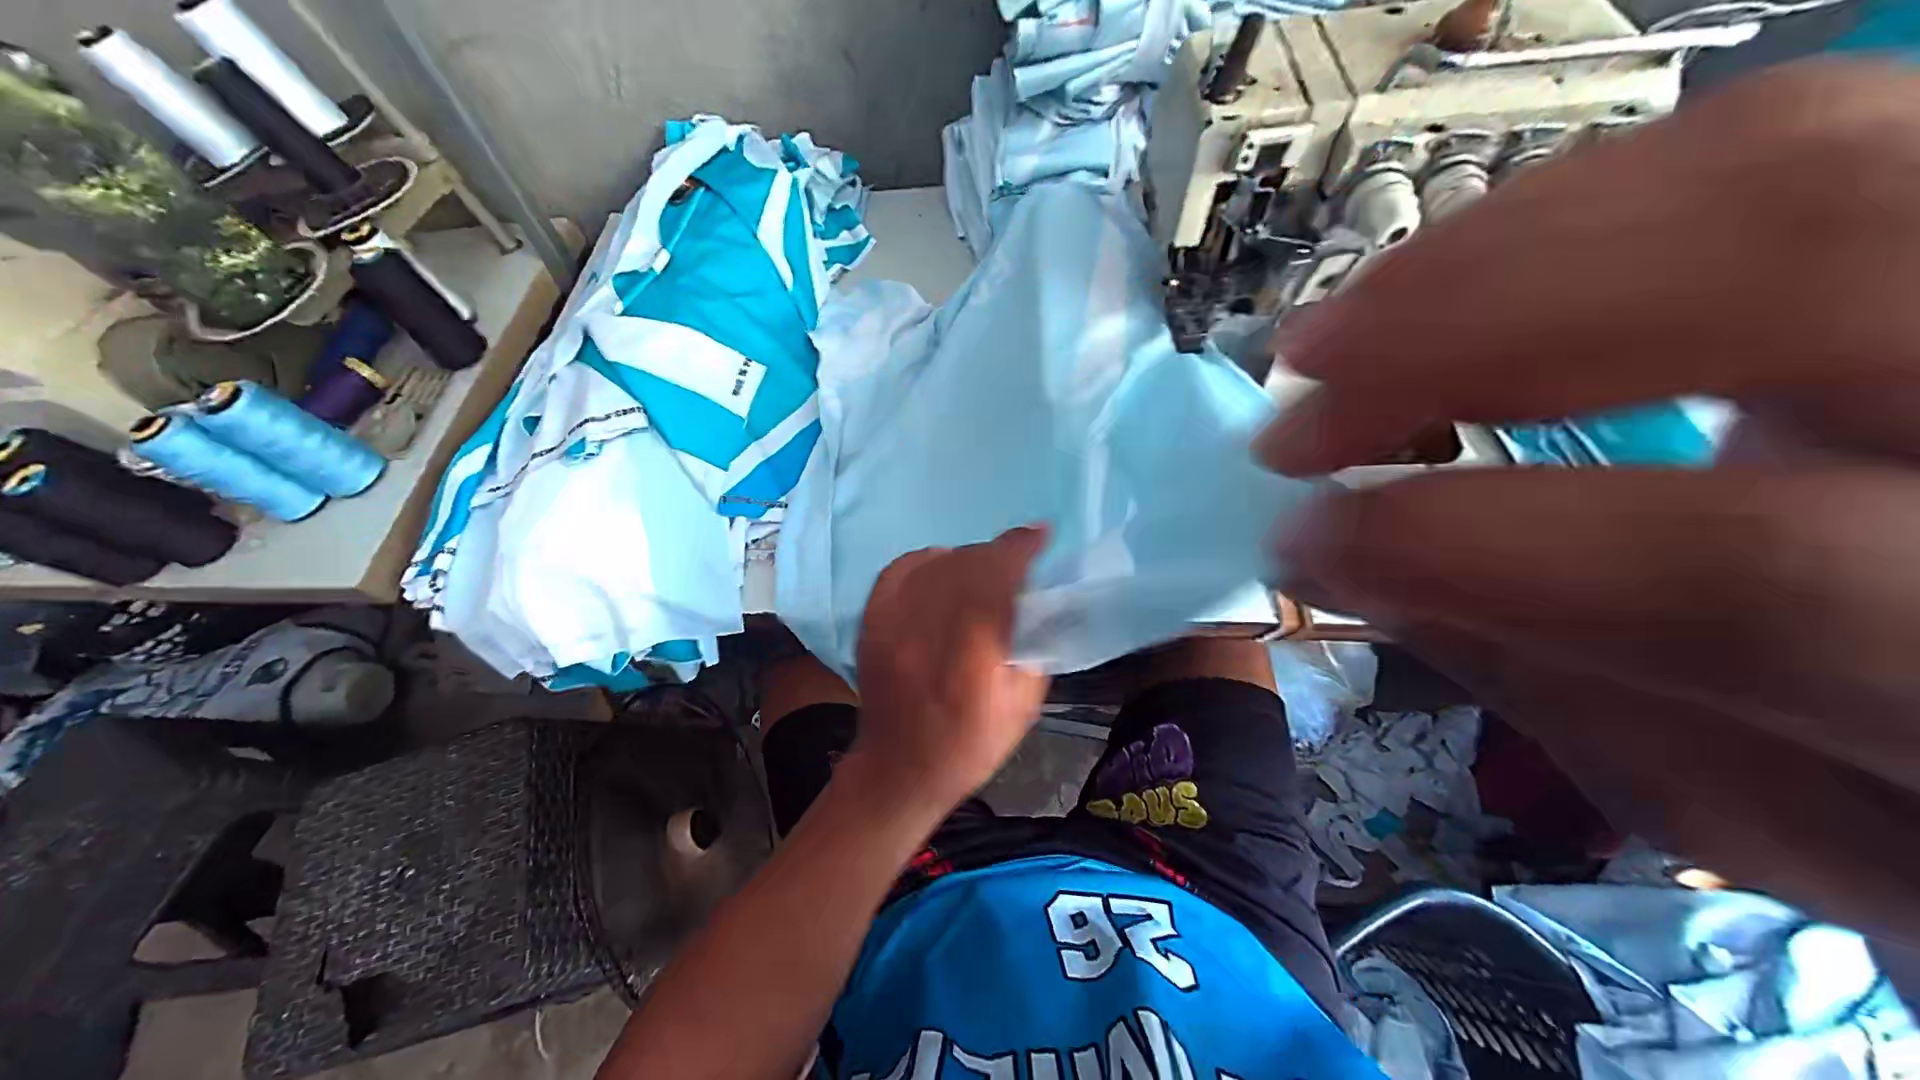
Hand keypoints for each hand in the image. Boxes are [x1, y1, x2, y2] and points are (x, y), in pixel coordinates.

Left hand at [844, 527, 1051, 814]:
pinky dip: (926, 562)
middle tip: (1016, 563)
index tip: (1040, 535)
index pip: (996, 578)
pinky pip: (899, 569)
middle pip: (968, 564)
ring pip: (936, 563)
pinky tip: (941, 570)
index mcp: (974, 656)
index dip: (1020, 549)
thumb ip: (1033, 645)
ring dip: (967, 559)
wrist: (899, 768)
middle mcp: (929, 631)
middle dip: (999, 554)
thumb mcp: (1023, 704)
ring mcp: (893, 624)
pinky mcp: (871, 622)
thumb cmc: (971, 744)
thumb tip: (1035, 599)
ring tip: (982, 573)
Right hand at [1258, 60, 1919, 945]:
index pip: (1737, 575)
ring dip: (1481, 254)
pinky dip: (1552, 216)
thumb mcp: (1746, 806)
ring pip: (1774, 160)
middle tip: (1300, 388)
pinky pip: (1765, 144)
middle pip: (1792, 259)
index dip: (1460, 542)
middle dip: (1460, 327)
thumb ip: (1548, 683)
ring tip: (1333, 336)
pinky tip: (1439, 288)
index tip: (1300, 536)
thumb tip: (1352, 559)